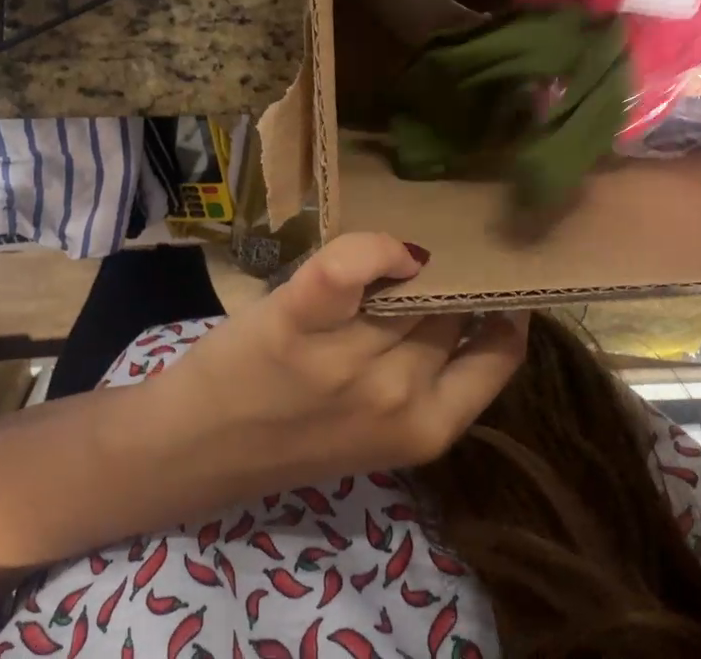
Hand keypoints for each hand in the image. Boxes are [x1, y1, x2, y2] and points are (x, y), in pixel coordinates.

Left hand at [158, 233, 529, 495]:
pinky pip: (350, 267)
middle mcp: (399, 395)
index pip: (499, 354)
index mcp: (429, 428)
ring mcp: (348, 360)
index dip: (504, 313)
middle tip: (424, 269)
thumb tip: (453, 301)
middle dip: (443, 286)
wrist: (196, 451)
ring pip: (410, 284)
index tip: (489, 287)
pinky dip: (371, 249)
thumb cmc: (290, 436)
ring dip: (406, 265)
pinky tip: (380, 251)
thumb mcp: (379, 430)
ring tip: (393, 259)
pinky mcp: (298, 322)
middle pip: (449, 310)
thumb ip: (423, 379)